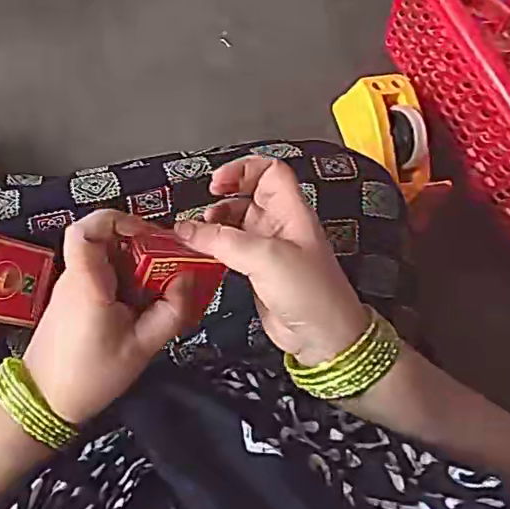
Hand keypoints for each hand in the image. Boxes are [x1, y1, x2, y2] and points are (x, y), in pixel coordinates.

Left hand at [19, 210, 199, 422]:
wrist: (44, 400)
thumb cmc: (86, 377)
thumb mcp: (142, 347)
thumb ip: (171, 311)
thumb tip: (188, 280)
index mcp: (88, 282)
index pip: (88, 227)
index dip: (121, 220)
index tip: (149, 235)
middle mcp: (76, 275)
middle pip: (108, 237)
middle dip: (143, 245)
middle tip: (167, 263)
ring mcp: (74, 284)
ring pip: (109, 255)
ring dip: (137, 264)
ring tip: (158, 288)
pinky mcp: (76, 296)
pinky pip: (105, 273)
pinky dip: (127, 280)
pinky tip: (141, 304)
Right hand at [172, 155, 369, 365]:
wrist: (324, 338)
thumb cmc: (311, 293)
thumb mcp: (265, 257)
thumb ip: (222, 240)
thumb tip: (186, 229)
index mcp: (291, 211)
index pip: (269, 171)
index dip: (242, 169)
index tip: (218, 183)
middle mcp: (280, 224)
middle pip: (248, 194)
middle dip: (223, 197)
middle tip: (204, 210)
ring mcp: (269, 247)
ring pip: (236, 221)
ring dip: (215, 223)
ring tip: (198, 234)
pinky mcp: (258, 270)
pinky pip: (231, 248)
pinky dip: (214, 246)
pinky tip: (202, 253)